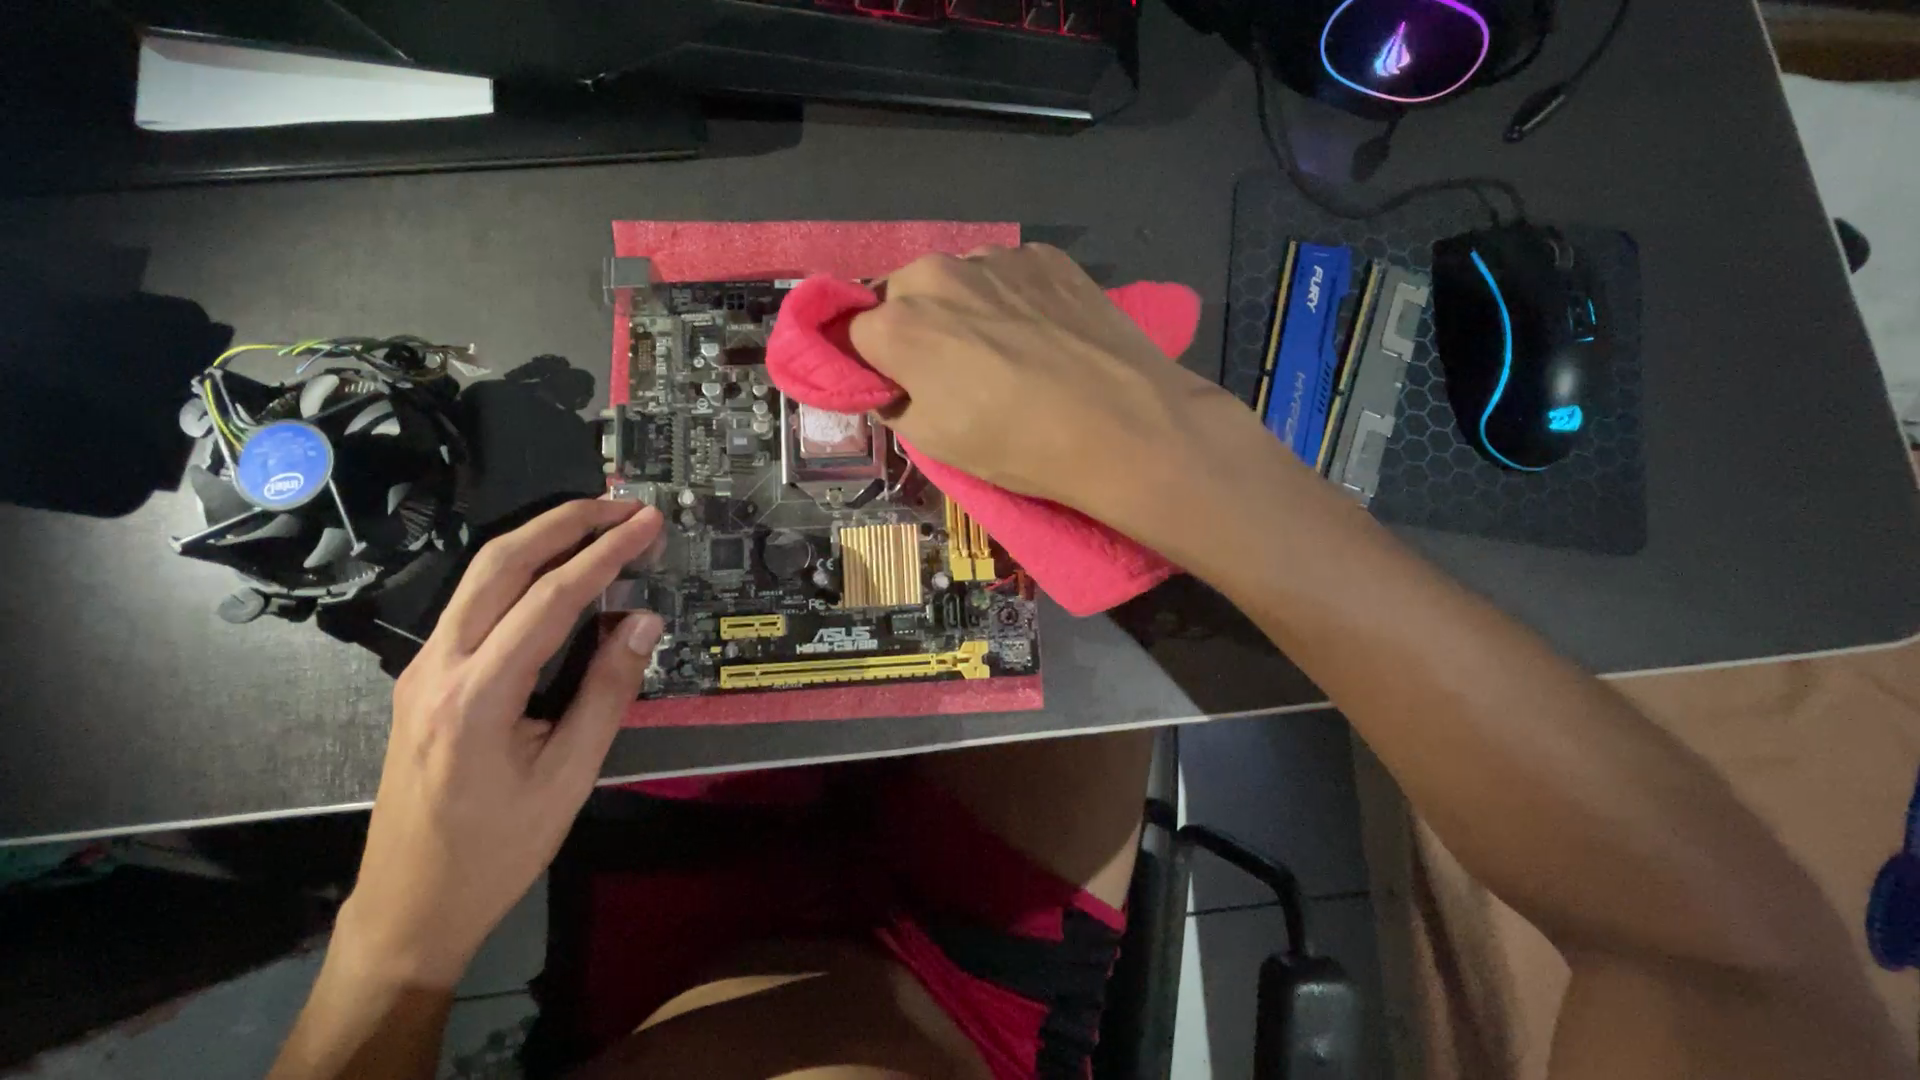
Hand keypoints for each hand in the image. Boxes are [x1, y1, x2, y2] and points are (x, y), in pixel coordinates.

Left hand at [332, 499, 665, 988]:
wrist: (410, 906)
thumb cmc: (498, 850)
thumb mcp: (569, 776)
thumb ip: (607, 691)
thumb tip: (643, 620)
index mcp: (476, 694)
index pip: (551, 597)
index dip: (606, 552)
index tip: (648, 522)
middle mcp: (437, 665)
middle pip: (500, 563)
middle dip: (566, 521)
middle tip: (624, 504)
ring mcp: (422, 668)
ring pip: (479, 575)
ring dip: (540, 538)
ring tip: (597, 521)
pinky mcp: (424, 678)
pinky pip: (472, 603)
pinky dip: (520, 571)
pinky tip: (556, 572)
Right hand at [848, 244, 1253, 523]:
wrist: (1124, 424)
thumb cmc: (1018, 445)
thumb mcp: (934, 442)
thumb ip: (892, 399)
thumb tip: (890, 381)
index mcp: (899, 323)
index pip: (851, 332)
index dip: (868, 361)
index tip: (891, 383)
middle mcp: (938, 274)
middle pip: (902, 297)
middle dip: (913, 328)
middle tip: (950, 371)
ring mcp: (997, 258)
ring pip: (956, 281)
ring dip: (963, 308)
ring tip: (1004, 352)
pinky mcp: (1046, 256)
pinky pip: (1007, 275)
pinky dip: (1010, 299)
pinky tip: (1040, 334)